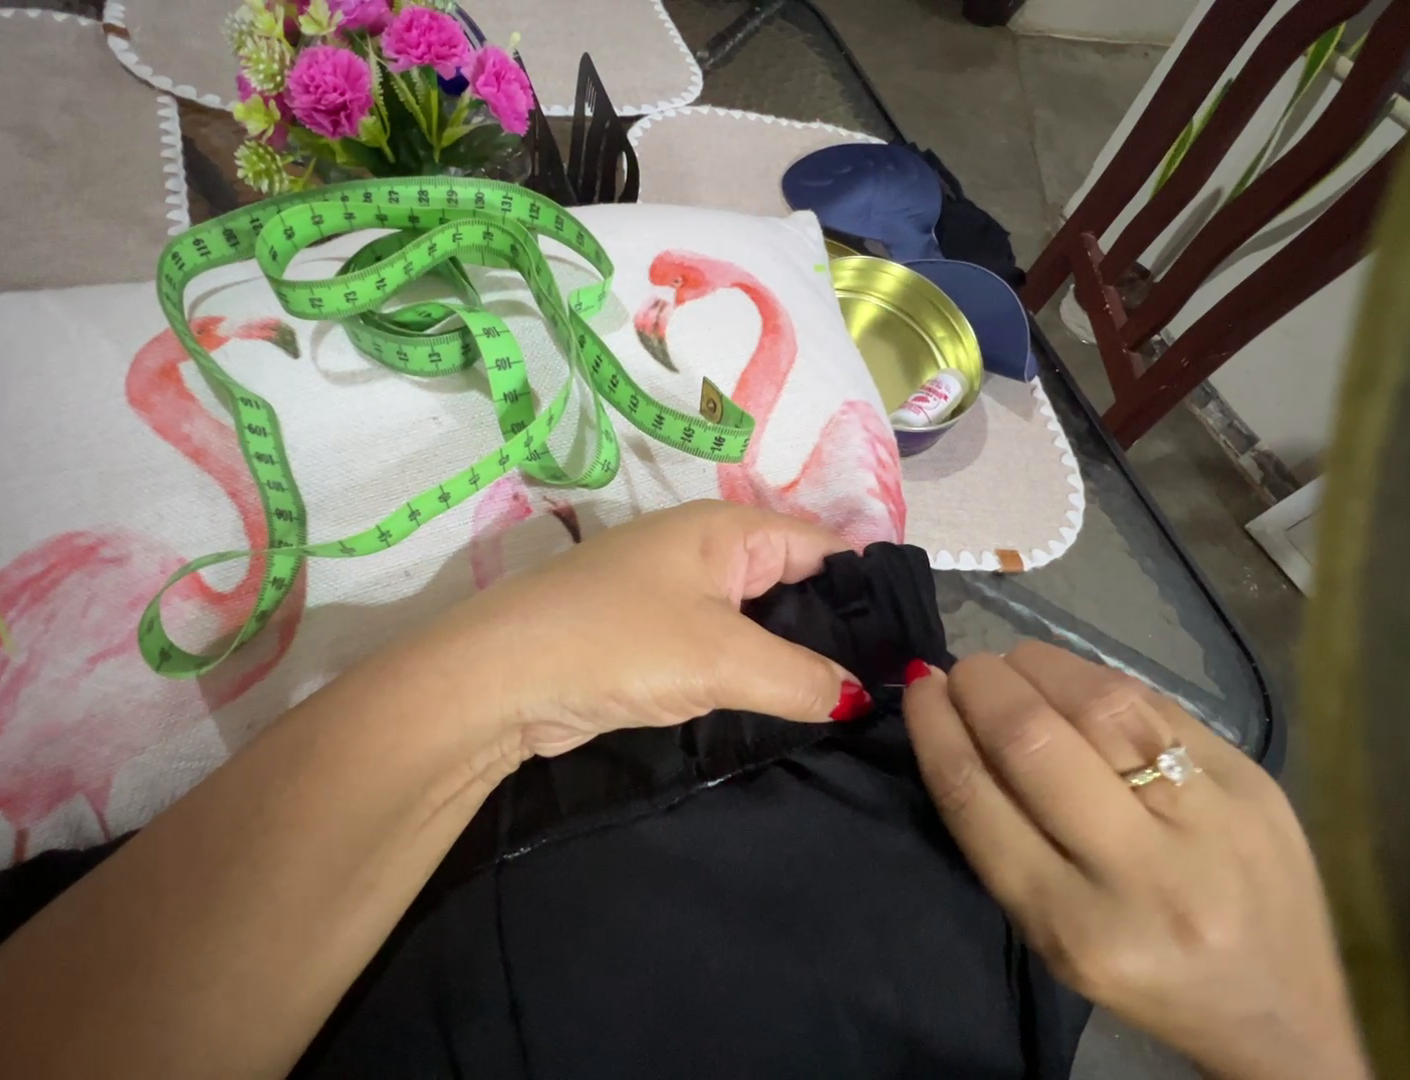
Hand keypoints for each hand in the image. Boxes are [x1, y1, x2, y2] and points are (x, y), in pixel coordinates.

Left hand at [423, 500, 864, 757]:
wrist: (500, 680)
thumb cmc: (617, 644)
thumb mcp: (721, 658)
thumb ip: (801, 677)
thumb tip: (858, 697)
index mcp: (728, 529)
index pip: (825, 548)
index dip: (870, 594)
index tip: (910, 652)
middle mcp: (707, 551)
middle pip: (795, 584)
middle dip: (837, 633)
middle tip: (889, 692)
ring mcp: (678, 594)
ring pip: (760, 622)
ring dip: (795, 660)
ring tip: (853, 709)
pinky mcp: (656, 637)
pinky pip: (725, 649)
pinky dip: (754, 676)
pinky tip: (787, 711)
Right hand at [904, 644, 1367, 1079]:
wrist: (1281, 1016)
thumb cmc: (1137, 971)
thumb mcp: (1046, 927)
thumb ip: (999, 829)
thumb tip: (954, 716)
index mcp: (1074, 927)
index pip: (977, 798)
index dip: (935, 727)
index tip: (920, 688)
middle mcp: (1145, 876)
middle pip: (1033, 740)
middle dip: (982, 686)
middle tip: (963, 671)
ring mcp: (1211, 823)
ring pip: (1101, 703)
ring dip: (1037, 666)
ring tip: (1012, 663)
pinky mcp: (1255, 784)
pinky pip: (1155, 703)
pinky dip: (1094, 678)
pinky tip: (1072, 679)